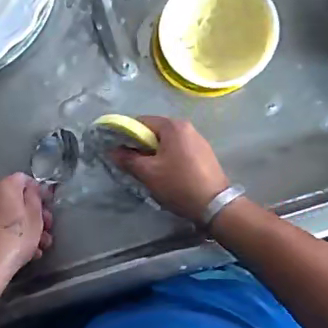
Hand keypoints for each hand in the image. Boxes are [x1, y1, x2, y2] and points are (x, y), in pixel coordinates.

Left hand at [0, 173, 53, 283]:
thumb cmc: (15, 238)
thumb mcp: (35, 217)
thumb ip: (35, 198)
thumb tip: (31, 189)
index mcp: (3, 186)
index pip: (24, 179)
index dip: (39, 191)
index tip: (49, 206)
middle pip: (16, 199)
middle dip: (35, 213)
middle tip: (48, 229)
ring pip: (9, 215)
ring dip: (28, 228)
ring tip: (41, 247)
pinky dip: (13, 234)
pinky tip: (27, 253)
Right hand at [109, 116, 229, 221]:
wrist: (215, 205)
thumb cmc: (178, 184)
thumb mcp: (147, 172)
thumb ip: (127, 158)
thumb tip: (112, 150)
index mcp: (173, 126)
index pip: (141, 121)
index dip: (126, 134)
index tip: (120, 150)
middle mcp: (187, 127)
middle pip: (154, 130)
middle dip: (141, 145)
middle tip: (133, 163)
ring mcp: (198, 140)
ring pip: (166, 141)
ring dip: (154, 152)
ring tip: (150, 170)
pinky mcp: (204, 153)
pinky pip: (178, 149)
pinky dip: (168, 157)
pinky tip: (167, 173)